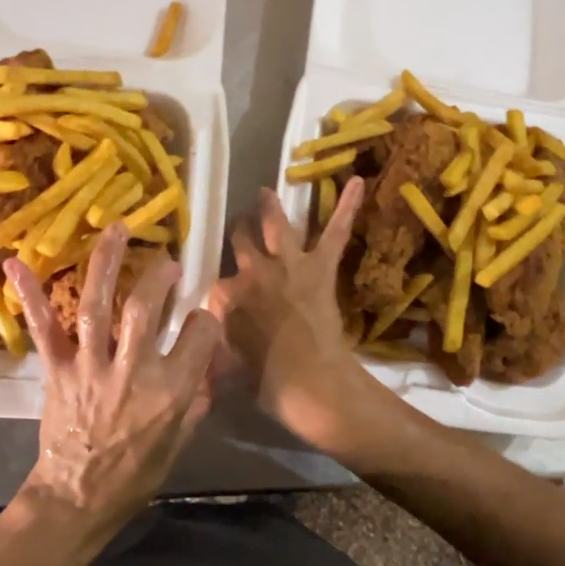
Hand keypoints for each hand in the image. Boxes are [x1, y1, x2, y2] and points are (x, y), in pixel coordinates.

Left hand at [3, 225, 221, 554]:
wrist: (78, 499)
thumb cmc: (136, 474)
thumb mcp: (182, 440)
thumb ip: (199, 396)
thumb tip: (213, 361)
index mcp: (170, 390)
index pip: (199, 334)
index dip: (206, 318)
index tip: (203, 314)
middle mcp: (132, 371)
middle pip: (146, 309)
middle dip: (160, 278)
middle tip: (167, 264)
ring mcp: (91, 368)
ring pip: (100, 306)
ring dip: (108, 263)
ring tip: (118, 229)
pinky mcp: (58, 372)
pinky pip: (44, 330)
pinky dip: (30, 297)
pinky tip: (17, 264)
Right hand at [209, 179, 410, 453]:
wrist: (309, 384)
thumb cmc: (267, 385)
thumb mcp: (227, 366)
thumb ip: (217, 344)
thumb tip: (207, 341)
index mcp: (223, 298)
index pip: (215, 282)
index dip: (220, 285)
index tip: (221, 288)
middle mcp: (250, 272)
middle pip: (240, 242)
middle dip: (239, 232)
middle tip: (239, 225)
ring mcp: (286, 265)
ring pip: (275, 224)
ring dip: (269, 207)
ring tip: (265, 193)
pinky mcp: (319, 267)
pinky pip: (334, 231)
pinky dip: (347, 206)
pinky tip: (357, 181)